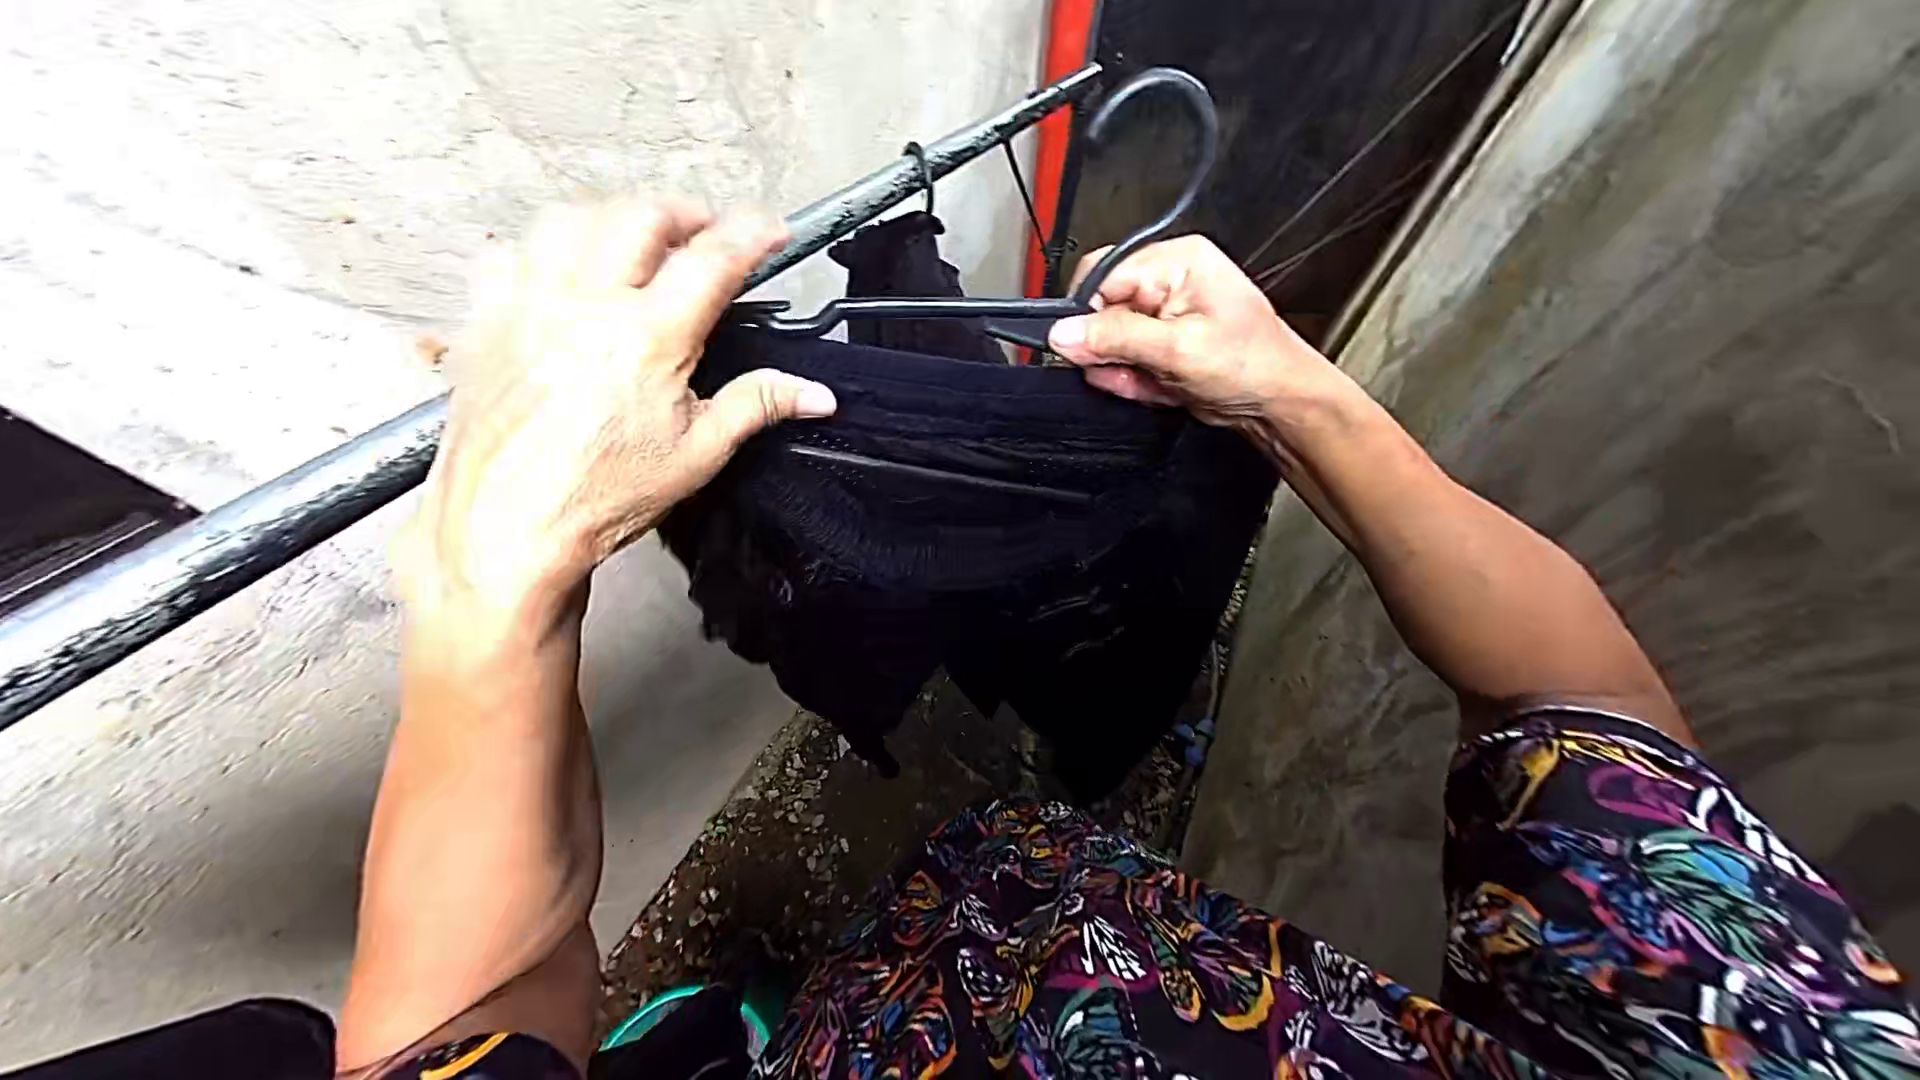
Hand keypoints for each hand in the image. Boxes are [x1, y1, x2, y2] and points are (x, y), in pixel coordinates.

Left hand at [394, 195, 836, 618]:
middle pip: (640, 216)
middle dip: (685, 213)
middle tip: (708, 232)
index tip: (769, 231)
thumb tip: (813, 395)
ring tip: (640, 238)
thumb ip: (759, 405)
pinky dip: (544, 244)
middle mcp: (586, 307)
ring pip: (571, 217)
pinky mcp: (488, 322)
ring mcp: (529, 307)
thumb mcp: (700, 452)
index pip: (712, 259)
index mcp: (648, 339)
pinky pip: (508, 251)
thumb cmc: (601, 495)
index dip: (751, 234)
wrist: (511, 526)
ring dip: (615, 215)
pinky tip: (563, 267)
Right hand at [1045, 236, 1355, 438]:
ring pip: (1106, 344)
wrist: (1273, 403)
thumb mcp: (1177, 349)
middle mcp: (1166, 282)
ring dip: (1124, 372)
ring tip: (1158, 379)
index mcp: (1175, 262)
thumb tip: (1065, 333)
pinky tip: (1161, 385)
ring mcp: (1160, 316)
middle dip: (1111, 352)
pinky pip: (1120, 363)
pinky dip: (1134, 382)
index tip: (1088, 349)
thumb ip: (1115, 338)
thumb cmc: (1252, 365)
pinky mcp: (1156, 344)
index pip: (1100, 277)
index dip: (1087, 318)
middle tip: (1137, 369)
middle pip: (1099, 313)